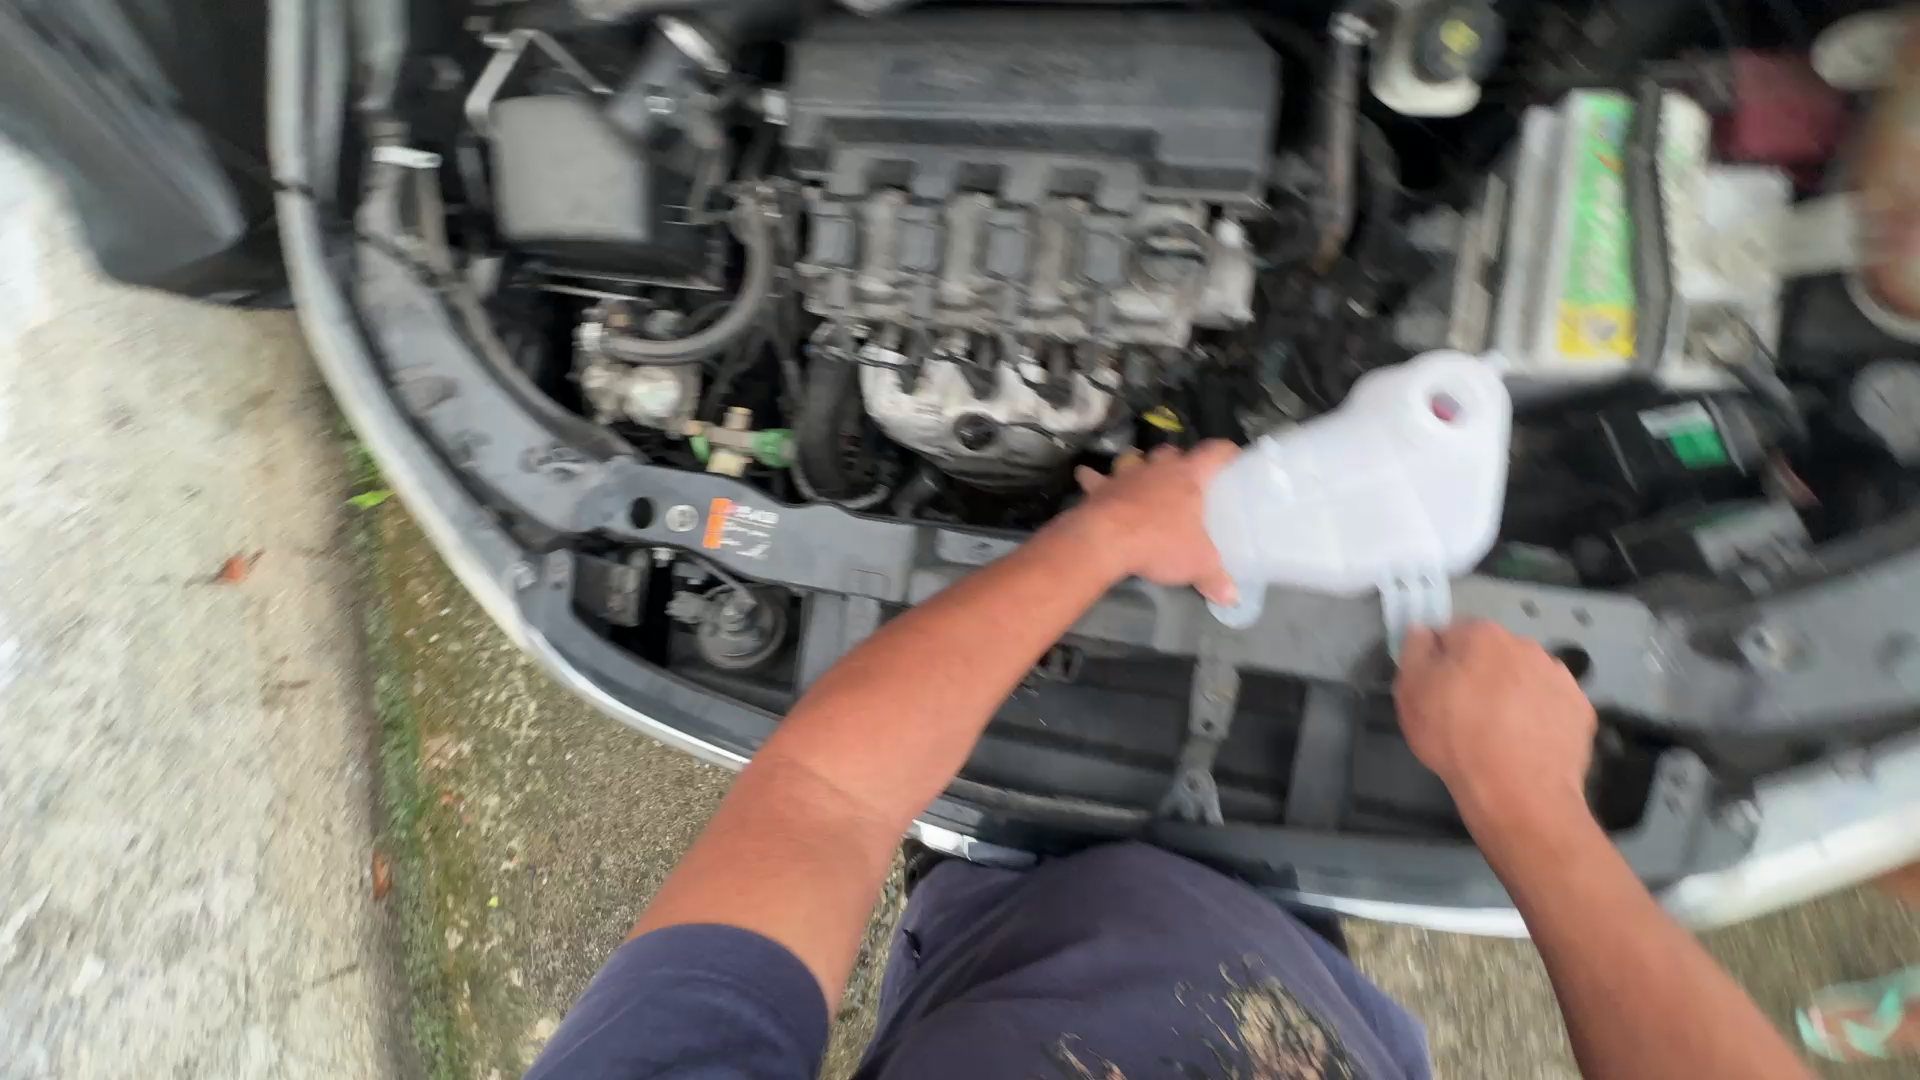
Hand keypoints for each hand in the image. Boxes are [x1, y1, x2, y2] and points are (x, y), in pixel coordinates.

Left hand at [1065, 441, 1239, 605]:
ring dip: (1137, 465)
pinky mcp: (1098, 488)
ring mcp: (1125, 475)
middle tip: (1182, 479)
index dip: (1226, 453)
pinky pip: (1094, 478)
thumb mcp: (1197, 564)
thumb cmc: (1159, 543)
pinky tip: (1088, 477)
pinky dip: (1093, 479)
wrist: (1105, 540)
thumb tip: (1232, 597)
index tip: (1232, 457)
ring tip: (1140, 477)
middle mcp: (1157, 468)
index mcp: (1188, 476)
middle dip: (1177, 460)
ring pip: (1133, 459)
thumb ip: (1216, 578)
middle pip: (1171, 452)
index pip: (1215, 452)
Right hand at [1394, 620, 1596, 829]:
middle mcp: (1525, 645)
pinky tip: (1523, 740)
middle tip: (1461, 709)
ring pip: (1522, 676)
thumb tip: (1422, 631)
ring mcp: (1559, 677)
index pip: (1451, 632)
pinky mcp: (1581, 710)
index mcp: (1480, 635)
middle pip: (1490, 653)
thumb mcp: (1409, 690)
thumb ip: (1413, 650)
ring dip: (1509, 691)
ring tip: (1496, 729)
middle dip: (1476, 672)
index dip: (1438, 659)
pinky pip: (1549, 703)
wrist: (1517, 789)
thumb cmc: (1453, 733)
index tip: (1434, 686)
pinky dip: (1536, 714)